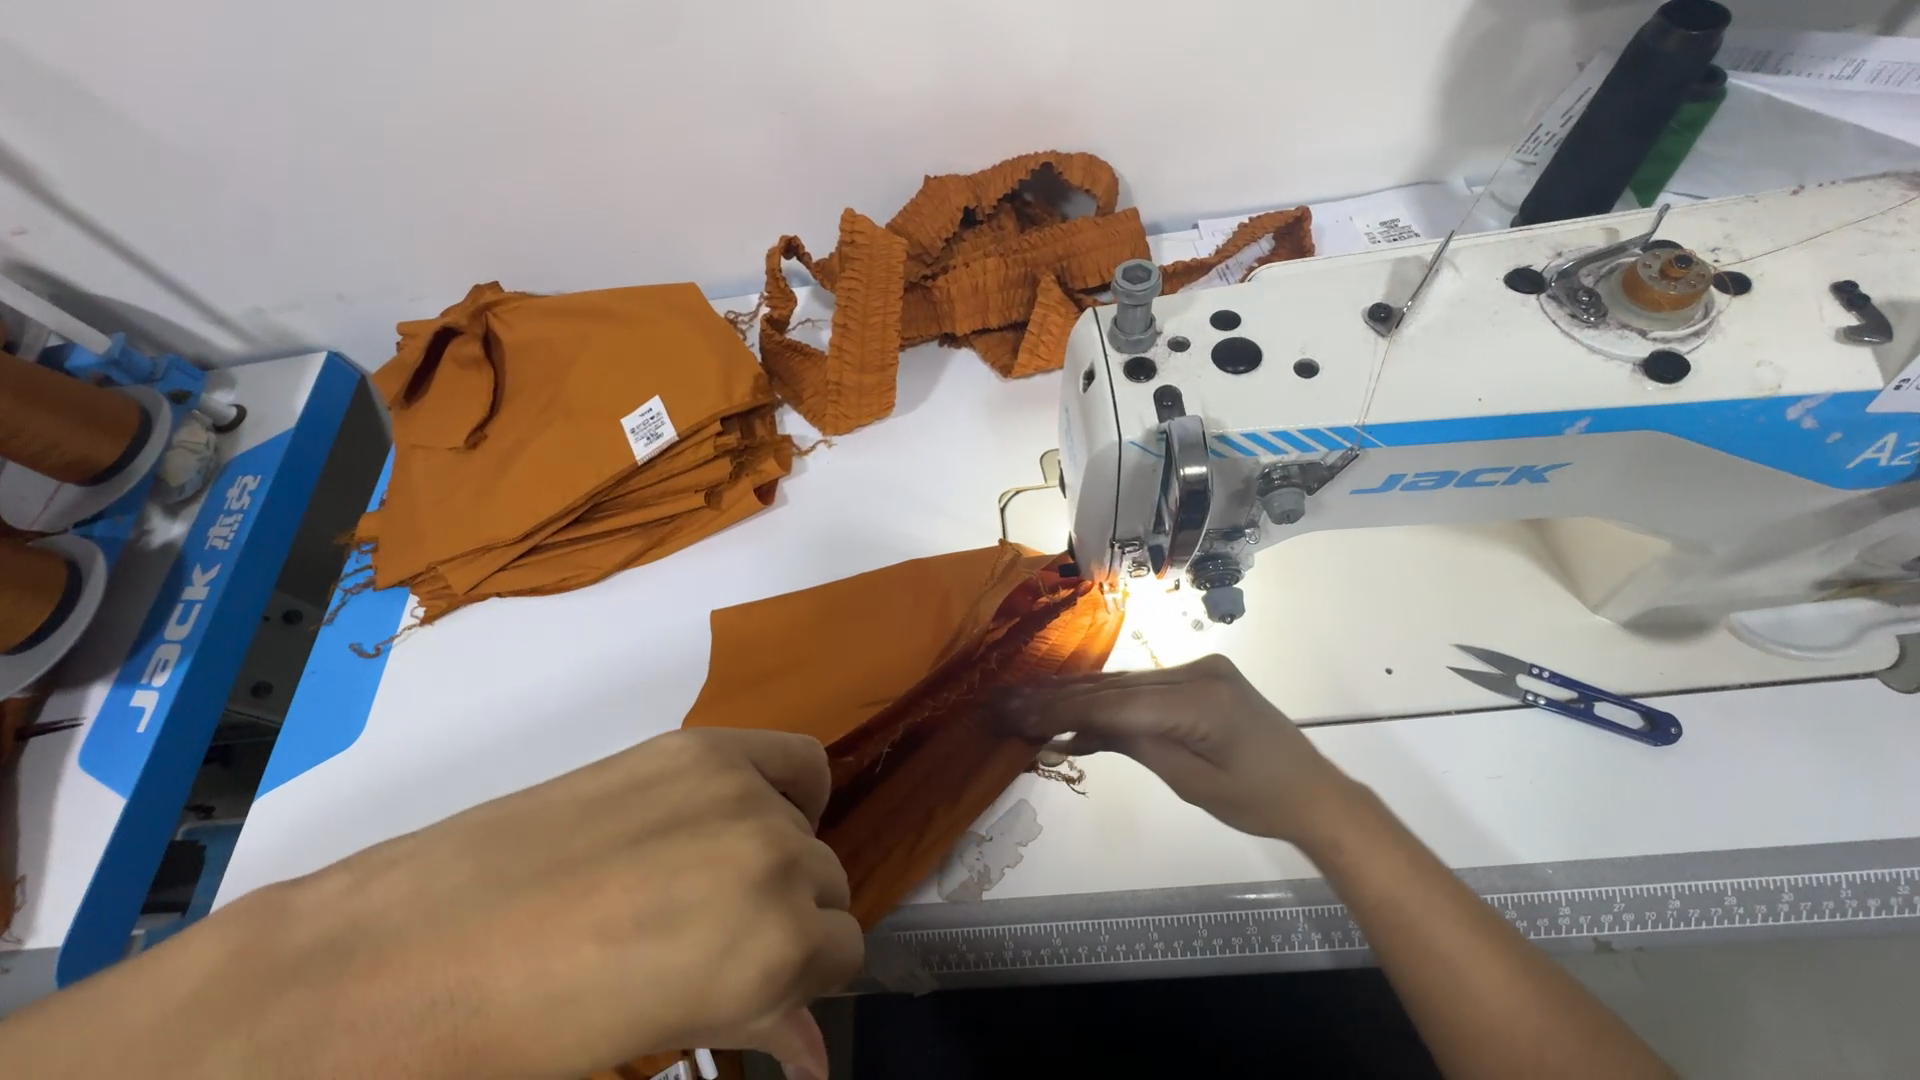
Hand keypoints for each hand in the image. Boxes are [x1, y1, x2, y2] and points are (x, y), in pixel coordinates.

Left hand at [237, 728, 857, 1079]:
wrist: (413, 953)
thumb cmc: (535, 1029)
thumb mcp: (665, 1034)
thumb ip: (758, 1026)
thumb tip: (816, 1053)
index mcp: (775, 947)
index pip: (845, 951)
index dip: (806, 978)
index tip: (767, 987)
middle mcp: (778, 859)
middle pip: (830, 885)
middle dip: (791, 921)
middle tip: (723, 942)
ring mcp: (737, 792)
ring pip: (808, 829)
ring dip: (778, 859)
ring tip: (707, 880)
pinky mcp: (699, 747)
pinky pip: (793, 761)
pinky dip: (786, 787)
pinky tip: (735, 814)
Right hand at [995, 654, 1357, 843]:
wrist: (1313, 792)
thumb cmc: (1258, 802)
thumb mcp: (1190, 783)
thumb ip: (1135, 745)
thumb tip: (1077, 730)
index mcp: (1200, 699)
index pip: (1114, 704)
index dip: (1060, 709)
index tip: (1014, 713)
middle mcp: (1197, 671)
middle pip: (1113, 687)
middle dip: (1056, 697)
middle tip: (1004, 702)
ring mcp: (1199, 670)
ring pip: (1123, 684)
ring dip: (1075, 695)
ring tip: (1024, 701)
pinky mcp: (1200, 677)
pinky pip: (1142, 688)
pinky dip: (1107, 701)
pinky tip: (1071, 711)